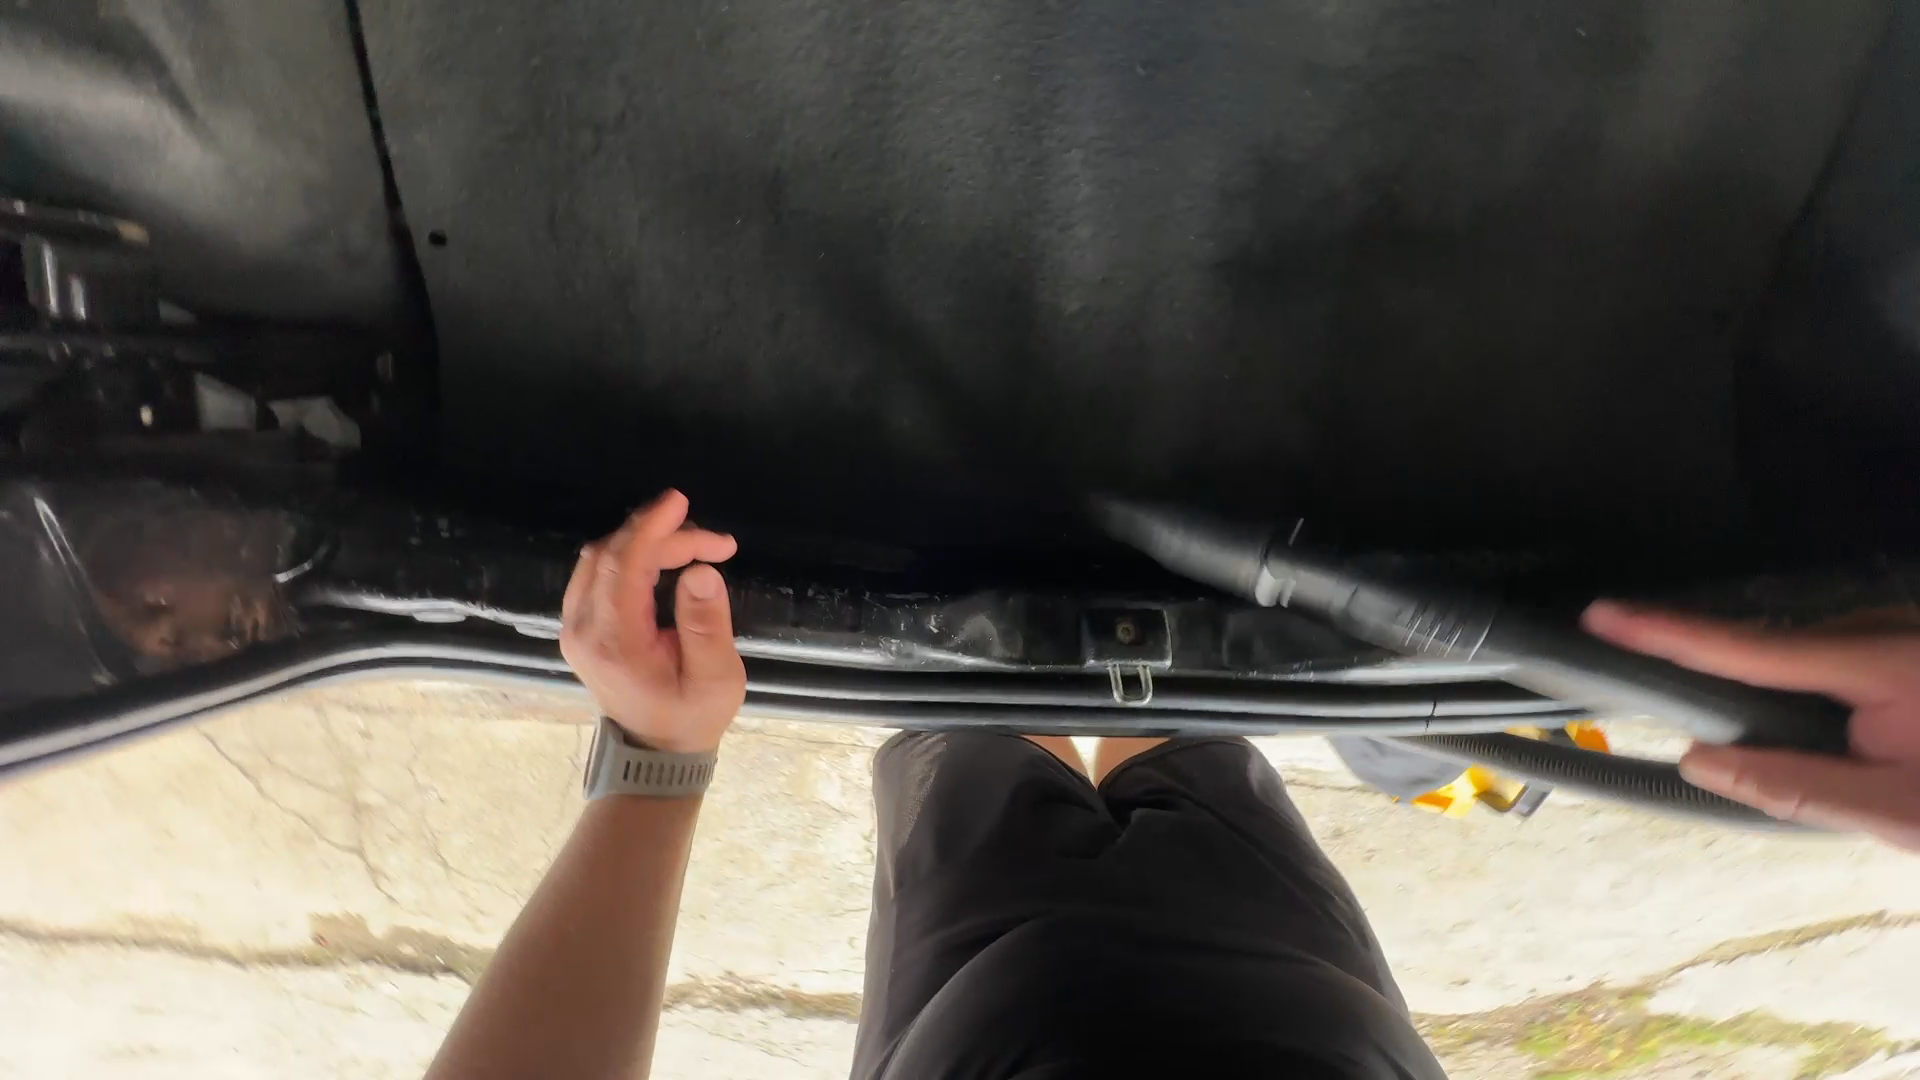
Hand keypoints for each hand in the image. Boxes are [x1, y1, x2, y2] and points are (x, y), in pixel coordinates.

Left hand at [560, 490, 744, 753]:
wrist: (656, 753)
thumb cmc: (692, 716)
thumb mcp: (715, 676)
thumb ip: (707, 623)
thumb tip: (701, 570)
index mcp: (614, 640)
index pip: (625, 564)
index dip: (653, 528)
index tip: (681, 503)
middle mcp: (583, 628)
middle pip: (612, 554)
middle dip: (662, 534)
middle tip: (715, 541)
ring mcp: (576, 627)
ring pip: (601, 559)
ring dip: (646, 541)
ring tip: (695, 544)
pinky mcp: (582, 627)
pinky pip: (598, 573)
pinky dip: (632, 554)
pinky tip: (664, 557)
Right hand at [1582, 602, 1919, 850]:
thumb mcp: (1914, 815)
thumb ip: (1801, 786)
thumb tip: (1698, 762)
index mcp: (1885, 666)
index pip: (1744, 649)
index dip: (1663, 632)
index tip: (1599, 613)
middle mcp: (1889, 634)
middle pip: (1774, 650)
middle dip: (1746, 688)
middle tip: (1774, 747)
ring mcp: (1901, 633)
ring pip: (1812, 654)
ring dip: (1796, 694)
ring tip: (1858, 756)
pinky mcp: (1907, 643)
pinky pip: (1844, 656)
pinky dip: (1827, 689)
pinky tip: (1875, 734)